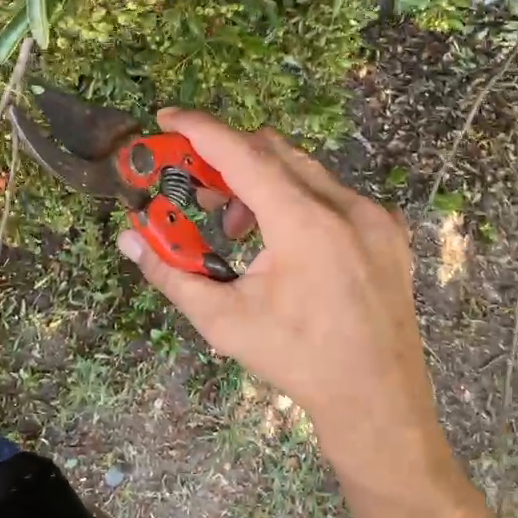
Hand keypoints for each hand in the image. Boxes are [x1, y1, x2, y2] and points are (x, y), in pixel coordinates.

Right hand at [116, 110, 442, 476]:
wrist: (377, 400)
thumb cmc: (295, 358)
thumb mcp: (221, 319)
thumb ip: (170, 272)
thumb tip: (127, 240)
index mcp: (304, 223)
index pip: (242, 153)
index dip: (199, 129)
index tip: (165, 118)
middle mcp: (345, 207)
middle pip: (272, 150)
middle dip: (225, 158)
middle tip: (195, 187)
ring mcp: (375, 217)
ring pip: (303, 169)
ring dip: (258, 181)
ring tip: (236, 227)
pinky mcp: (389, 231)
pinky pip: (331, 192)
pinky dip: (293, 198)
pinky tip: (279, 241)